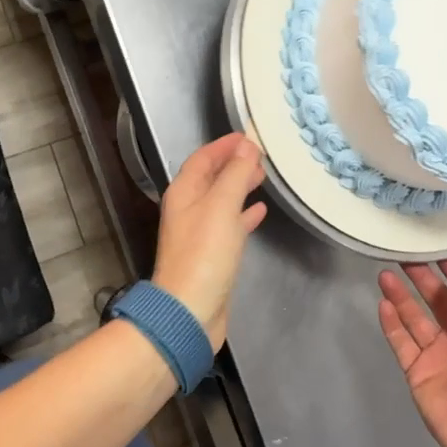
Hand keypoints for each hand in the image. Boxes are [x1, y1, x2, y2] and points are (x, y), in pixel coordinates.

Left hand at [151, 133, 267, 348]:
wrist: (190, 310)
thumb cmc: (203, 255)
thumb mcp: (221, 207)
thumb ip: (234, 174)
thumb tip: (247, 145)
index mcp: (184, 193)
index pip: (202, 159)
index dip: (223, 145)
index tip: (247, 135)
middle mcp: (188, 209)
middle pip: (210, 178)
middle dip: (233, 164)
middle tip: (260, 155)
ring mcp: (199, 233)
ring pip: (221, 200)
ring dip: (239, 186)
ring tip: (263, 177)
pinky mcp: (212, 255)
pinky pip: (229, 224)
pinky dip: (243, 214)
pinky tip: (259, 212)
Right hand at [378, 258, 446, 446]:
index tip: (439, 249)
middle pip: (438, 301)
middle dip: (423, 278)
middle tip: (404, 254)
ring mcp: (437, 355)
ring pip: (415, 318)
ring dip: (402, 296)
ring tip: (385, 273)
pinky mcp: (417, 372)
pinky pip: (401, 342)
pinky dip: (392, 323)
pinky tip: (383, 304)